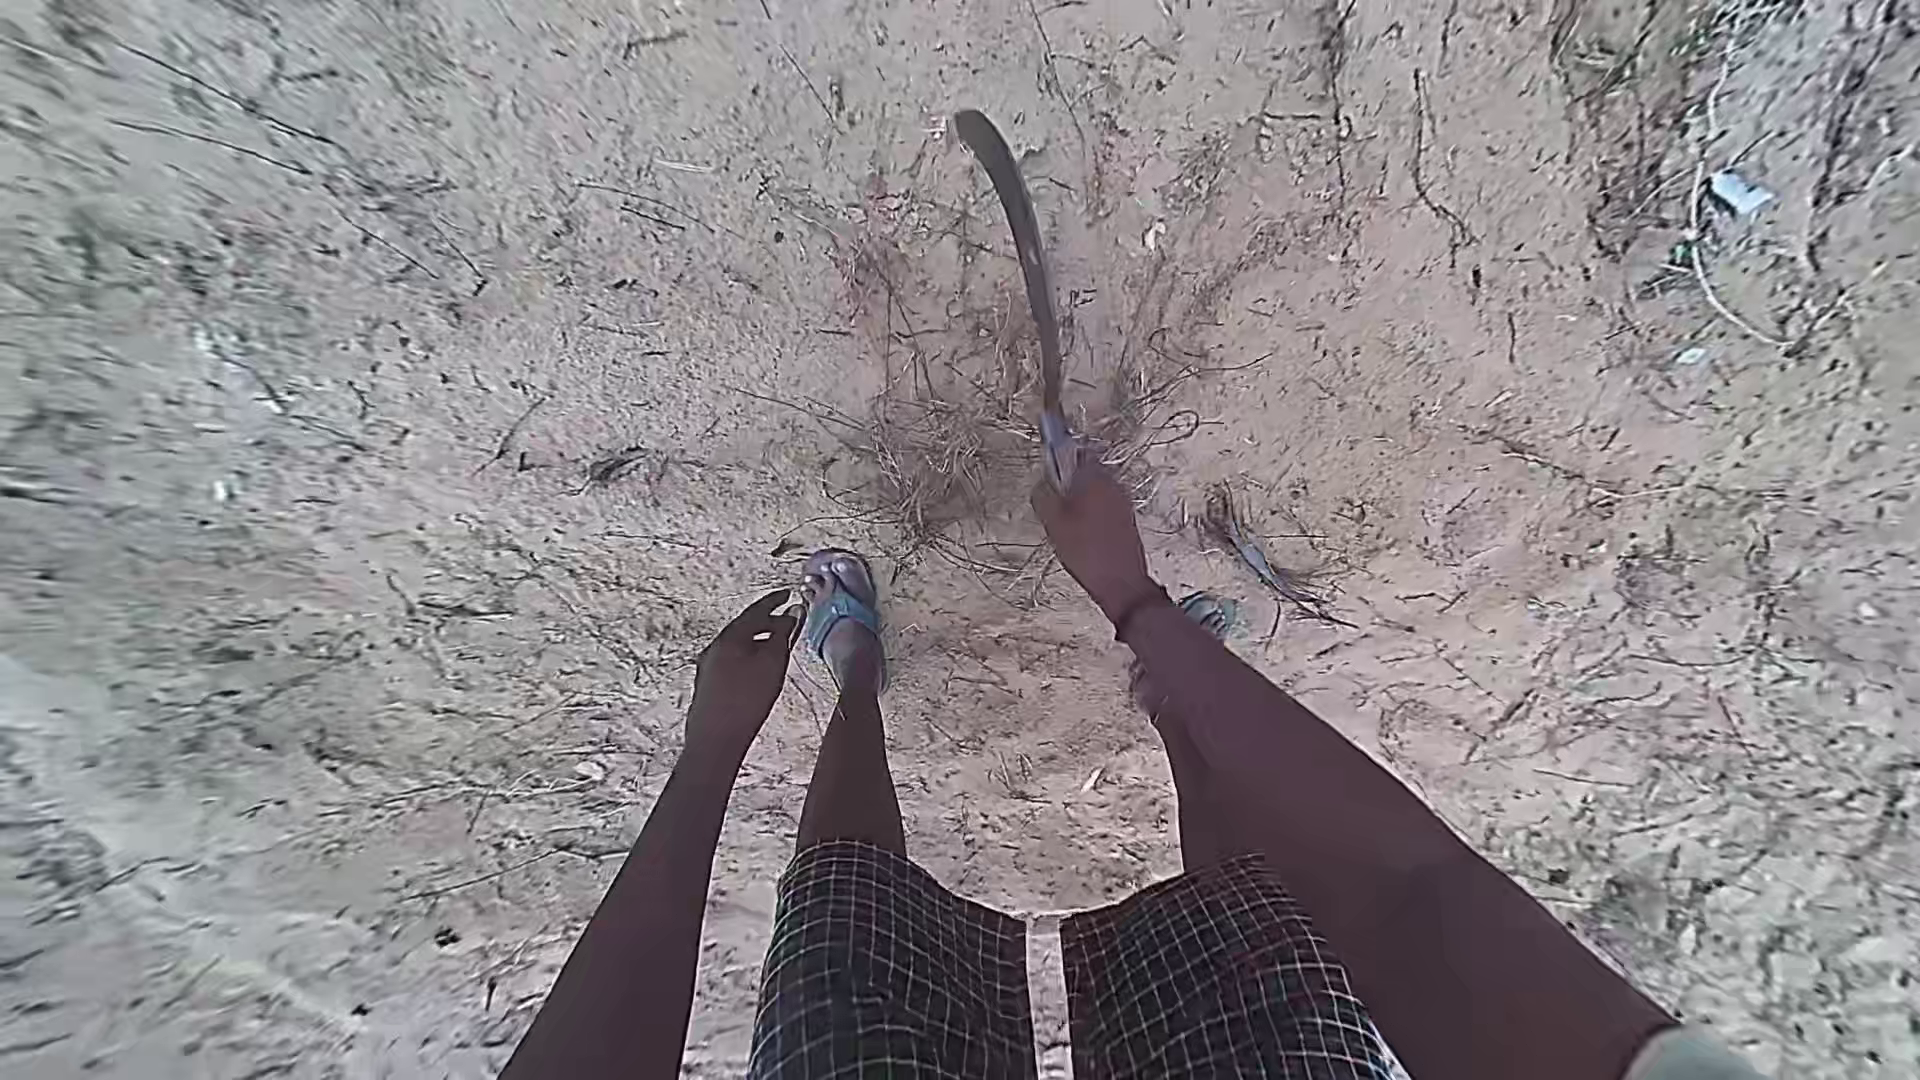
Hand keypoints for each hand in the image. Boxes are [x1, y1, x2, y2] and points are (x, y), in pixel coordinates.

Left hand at [687, 590, 801, 756]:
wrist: (716, 739)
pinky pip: (732, 657)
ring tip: (778, 643)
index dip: (775, 601)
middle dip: (768, 621)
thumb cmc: (747, 699)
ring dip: (759, 638)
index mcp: (730, 637)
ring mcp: (709, 665)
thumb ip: (784, 634)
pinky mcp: (709, 683)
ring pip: (739, 643)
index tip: (788, 593)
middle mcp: (715, 646)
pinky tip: (761, 666)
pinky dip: (750, 653)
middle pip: (745, 626)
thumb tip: (794, 613)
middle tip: (789, 620)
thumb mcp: (774, 662)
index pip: (756, 610)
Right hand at [1031, 455, 1159, 622]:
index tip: (1048, 472)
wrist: (1120, 583)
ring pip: (1094, 491)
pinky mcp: (1126, 520)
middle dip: (1067, 484)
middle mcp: (1113, 485)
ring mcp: (1122, 502)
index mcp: (1095, 479)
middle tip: (1053, 505)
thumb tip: (1041, 484)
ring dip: (1078, 501)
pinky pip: (1103, 507)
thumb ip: (1043, 495)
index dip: (1058, 459)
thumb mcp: (1053, 522)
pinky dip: (1090, 514)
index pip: (1076, 451)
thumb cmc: (1087, 553)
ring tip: (1066, 525)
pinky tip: (1081, 536)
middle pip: (1085, 472)